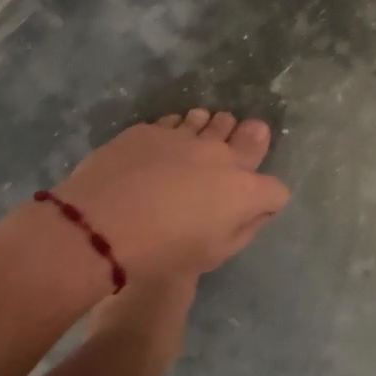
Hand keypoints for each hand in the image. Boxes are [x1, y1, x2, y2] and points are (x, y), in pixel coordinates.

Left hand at [53, 110, 288, 278]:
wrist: (99, 227)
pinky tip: (165, 149)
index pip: (276, 189)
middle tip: (243, 143)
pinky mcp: (151, 130)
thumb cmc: (164, 251)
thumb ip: (245, 228)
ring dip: (213, 131)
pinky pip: (174, 123)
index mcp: (244, 191)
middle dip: (252, 140)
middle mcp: (222, 155)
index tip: (257, 206)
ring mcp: (185, 136)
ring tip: (202, 145)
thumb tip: (258, 211)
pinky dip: (177, 133)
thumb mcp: (215, 254)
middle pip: (251, 138)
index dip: (270, 200)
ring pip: (211, 122)